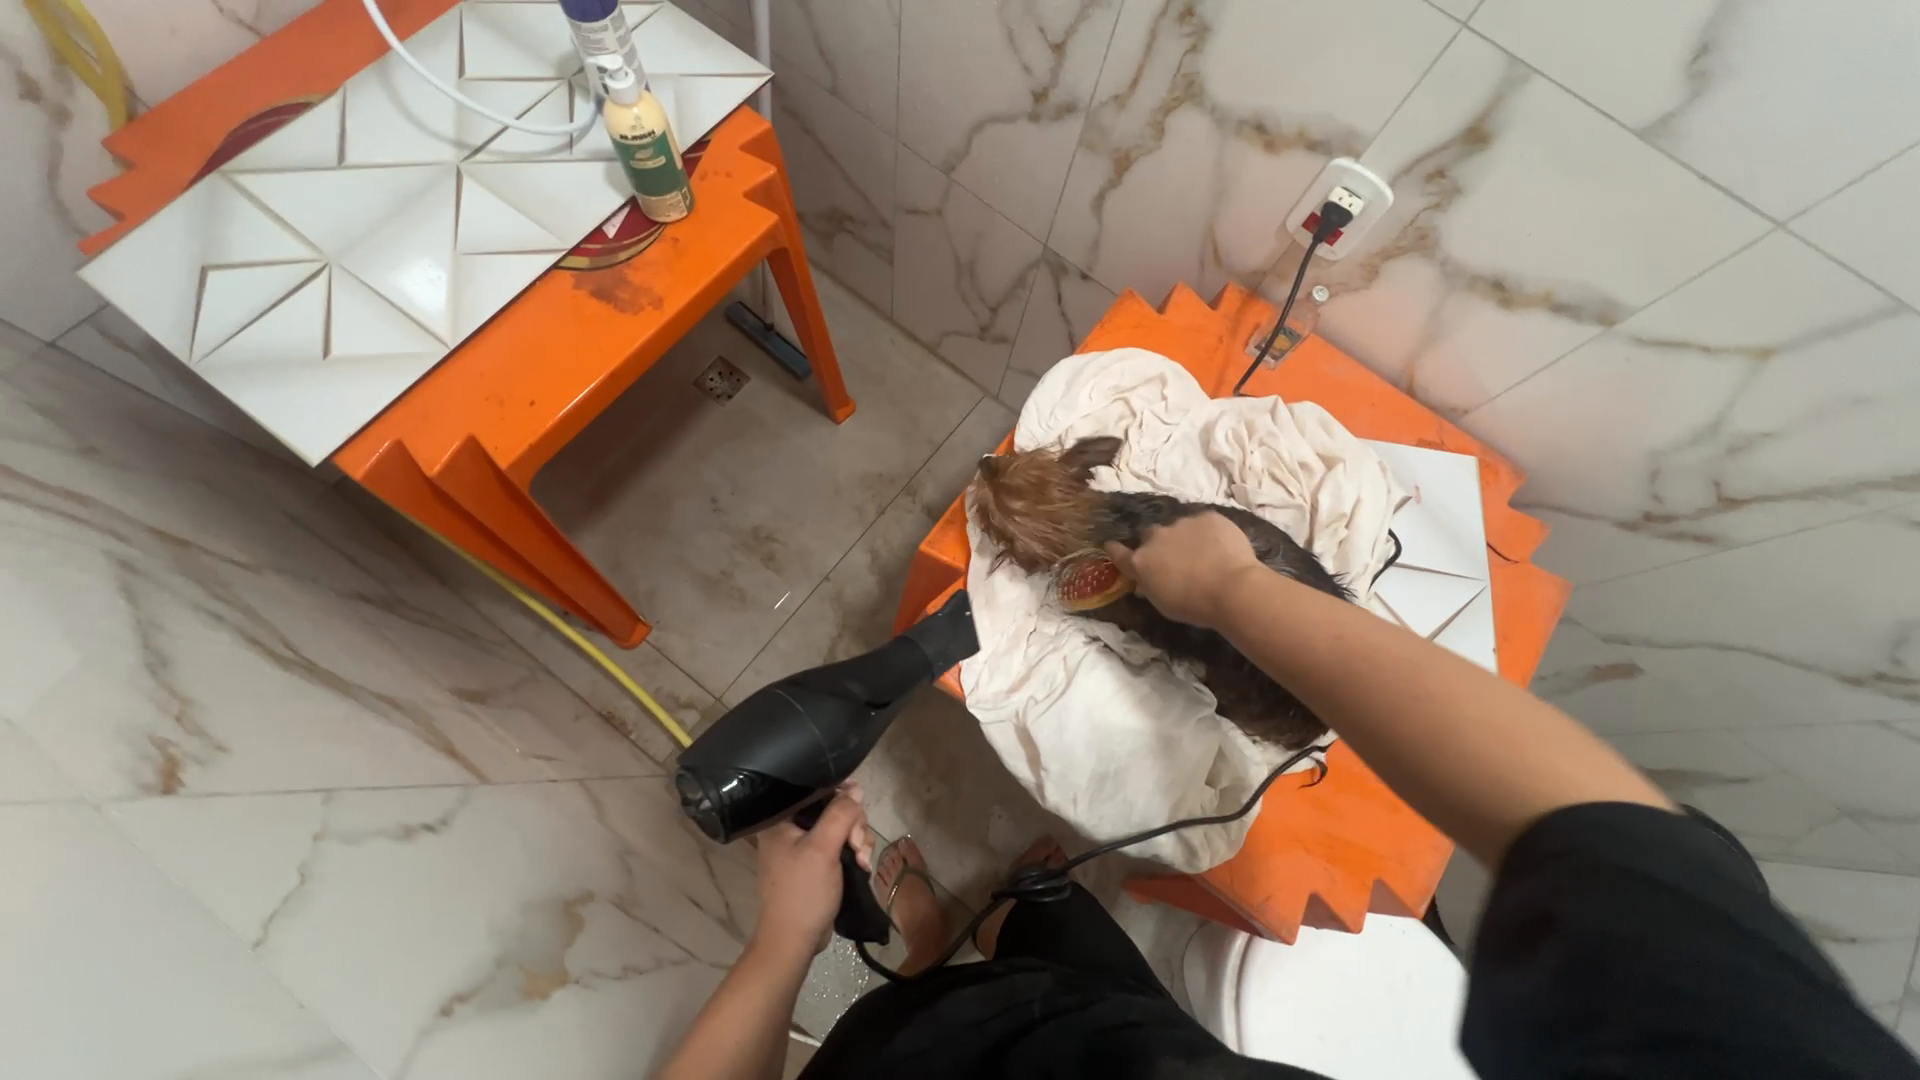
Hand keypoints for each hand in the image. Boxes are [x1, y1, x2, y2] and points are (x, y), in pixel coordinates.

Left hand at [751, 785, 874, 957]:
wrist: (795, 940)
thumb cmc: (802, 891)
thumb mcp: (822, 848)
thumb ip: (840, 814)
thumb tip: (856, 790)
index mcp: (781, 820)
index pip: (813, 789)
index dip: (838, 789)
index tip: (858, 796)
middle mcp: (791, 829)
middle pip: (832, 808)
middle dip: (853, 824)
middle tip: (857, 845)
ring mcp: (804, 847)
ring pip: (841, 827)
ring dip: (858, 840)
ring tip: (863, 860)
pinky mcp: (817, 863)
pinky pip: (841, 845)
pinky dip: (855, 852)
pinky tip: (863, 865)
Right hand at [1105, 512, 1266, 629]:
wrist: (1231, 588)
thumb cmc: (1194, 605)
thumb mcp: (1163, 603)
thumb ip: (1150, 587)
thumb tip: (1144, 583)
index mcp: (1141, 562)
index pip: (1119, 553)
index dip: (1115, 550)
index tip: (1111, 545)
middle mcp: (1155, 538)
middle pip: (1151, 536)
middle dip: (1158, 545)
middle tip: (1174, 558)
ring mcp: (1181, 524)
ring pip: (1179, 528)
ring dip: (1185, 537)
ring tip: (1204, 554)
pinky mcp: (1207, 516)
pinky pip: (1203, 522)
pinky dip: (1209, 532)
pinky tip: (1221, 546)